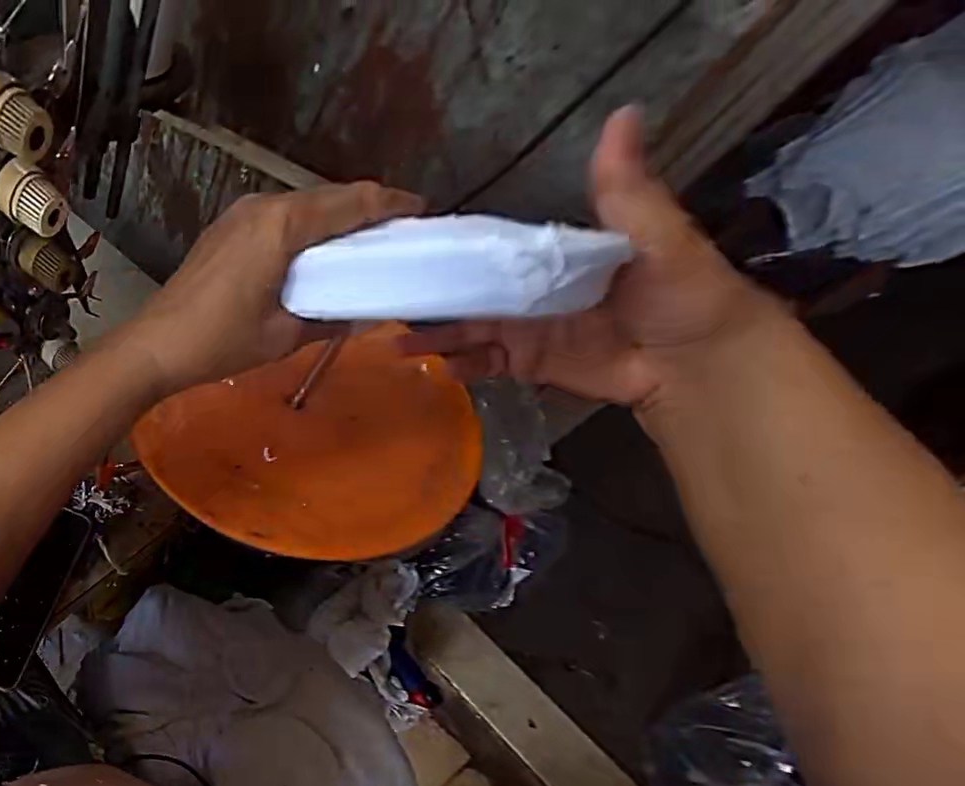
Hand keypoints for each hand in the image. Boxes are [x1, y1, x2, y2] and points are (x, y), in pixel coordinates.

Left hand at [109, 181, 424, 397]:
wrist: (151, 348)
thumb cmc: (217, 343)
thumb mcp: (281, 337)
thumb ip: (328, 321)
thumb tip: (361, 317)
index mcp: (283, 225)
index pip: (352, 201)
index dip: (391, 205)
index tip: (419, 214)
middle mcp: (260, 207)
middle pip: (325, 198)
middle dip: (362, 212)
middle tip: (391, 236)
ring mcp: (235, 217)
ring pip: (298, 208)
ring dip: (328, 222)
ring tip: (353, 248)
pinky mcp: (220, 233)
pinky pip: (272, 221)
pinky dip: (298, 232)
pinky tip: (306, 256)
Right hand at [397, 106, 783, 410]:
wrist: (696, 362)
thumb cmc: (681, 293)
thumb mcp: (655, 235)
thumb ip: (623, 190)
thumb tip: (620, 115)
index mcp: (556, 260)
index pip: (499, 254)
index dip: (460, 255)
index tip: (417, 255)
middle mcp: (533, 295)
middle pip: (472, 297)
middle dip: (434, 302)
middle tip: (390, 304)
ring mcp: (526, 332)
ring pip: (468, 333)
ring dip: (435, 340)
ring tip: (398, 345)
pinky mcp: (525, 365)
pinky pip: (483, 366)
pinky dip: (459, 368)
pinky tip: (438, 369)